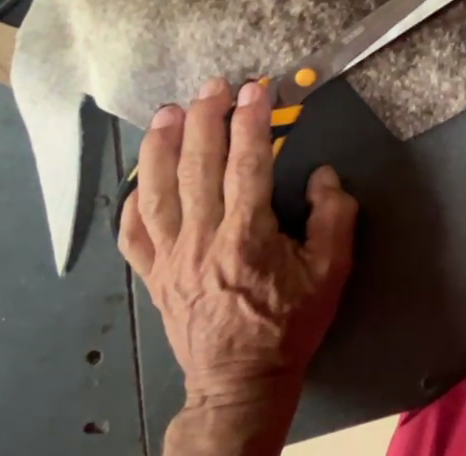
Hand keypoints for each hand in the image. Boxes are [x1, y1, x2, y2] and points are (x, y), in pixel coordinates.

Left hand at [119, 78, 358, 455]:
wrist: (242, 379)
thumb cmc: (292, 320)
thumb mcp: (333, 269)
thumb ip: (333, 215)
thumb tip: (320, 174)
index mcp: (247, 236)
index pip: (247, 163)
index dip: (252, 121)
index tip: (256, 88)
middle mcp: (201, 240)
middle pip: (196, 167)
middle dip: (204, 119)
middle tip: (213, 86)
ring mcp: (169, 258)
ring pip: (155, 191)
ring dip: (159, 147)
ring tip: (167, 113)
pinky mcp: (151, 275)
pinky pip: (133, 231)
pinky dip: (132, 198)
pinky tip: (141, 175)